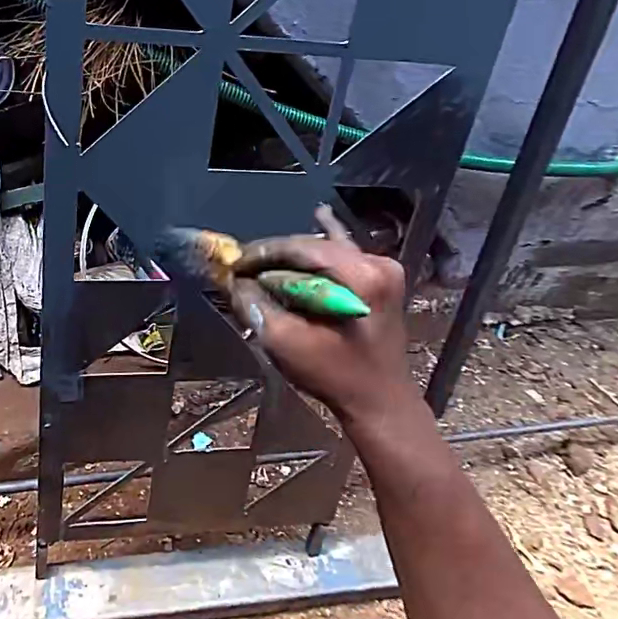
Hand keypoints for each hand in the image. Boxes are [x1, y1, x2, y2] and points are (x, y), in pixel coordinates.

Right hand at [228, 206, 419, 427]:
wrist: (380, 401)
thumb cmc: (335, 376)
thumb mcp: (286, 343)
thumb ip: (256, 305)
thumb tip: (235, 280)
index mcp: (361, 276)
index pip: (300, 248)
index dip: (262, 253)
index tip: (233, 262)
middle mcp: (377, 264)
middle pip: (313, 246)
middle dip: (275, 256)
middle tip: (243, 267)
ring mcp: (384, 270)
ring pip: (326, 251)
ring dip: (293, 258)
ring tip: (262, 265)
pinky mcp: (381, 280)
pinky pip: (343, 257)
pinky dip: (322, 250)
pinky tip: (319, 217)